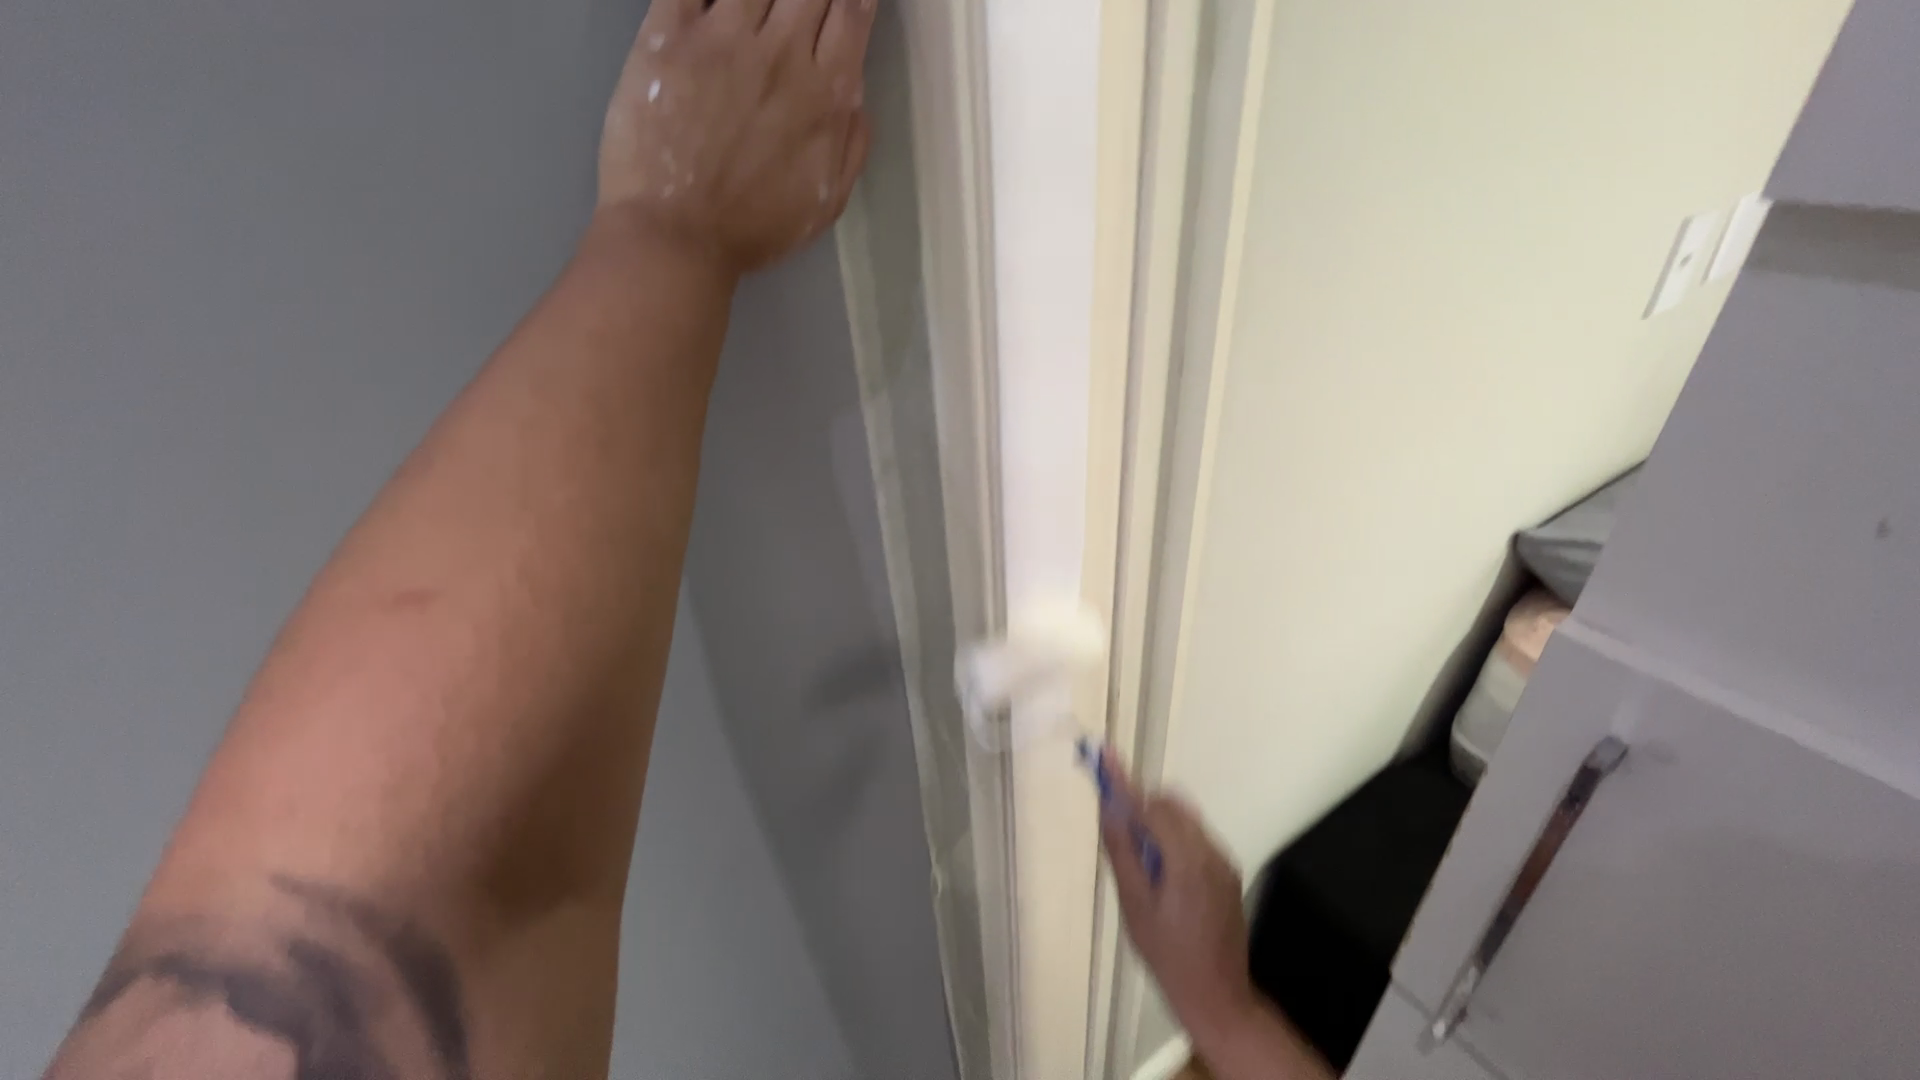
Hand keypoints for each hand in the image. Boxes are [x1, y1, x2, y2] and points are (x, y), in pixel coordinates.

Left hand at [597, 0, 875, 275]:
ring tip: (765, 8)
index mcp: (825, 94)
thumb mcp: (827, 203)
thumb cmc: (756, 229)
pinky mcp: (668, 33)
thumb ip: (851, 146)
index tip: (851, 1)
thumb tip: (856, 97)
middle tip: (806, 8)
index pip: (853, 12)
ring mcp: (722, 36)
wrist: (677, 235)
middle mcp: (781, 52)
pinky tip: (718, 1)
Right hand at [1100, 753, 1260, 1043]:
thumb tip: (1110, 807)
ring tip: (1146, 869)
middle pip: (1171, 805)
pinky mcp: (1229, 873)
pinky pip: (1198, 839)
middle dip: (1144, 808)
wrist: (1216, 994)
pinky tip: (1166, 880)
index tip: (1105, 757)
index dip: (1126, 783)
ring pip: (1186, 820)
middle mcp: (1210, 851)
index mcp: (1185, 858)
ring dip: (1161, 825)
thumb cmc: (1166, 952)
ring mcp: (1224, 861)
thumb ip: (1122, 850)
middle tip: (1123, 836)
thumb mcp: (1133, 904)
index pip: (1152, 805)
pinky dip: (1177, 842)